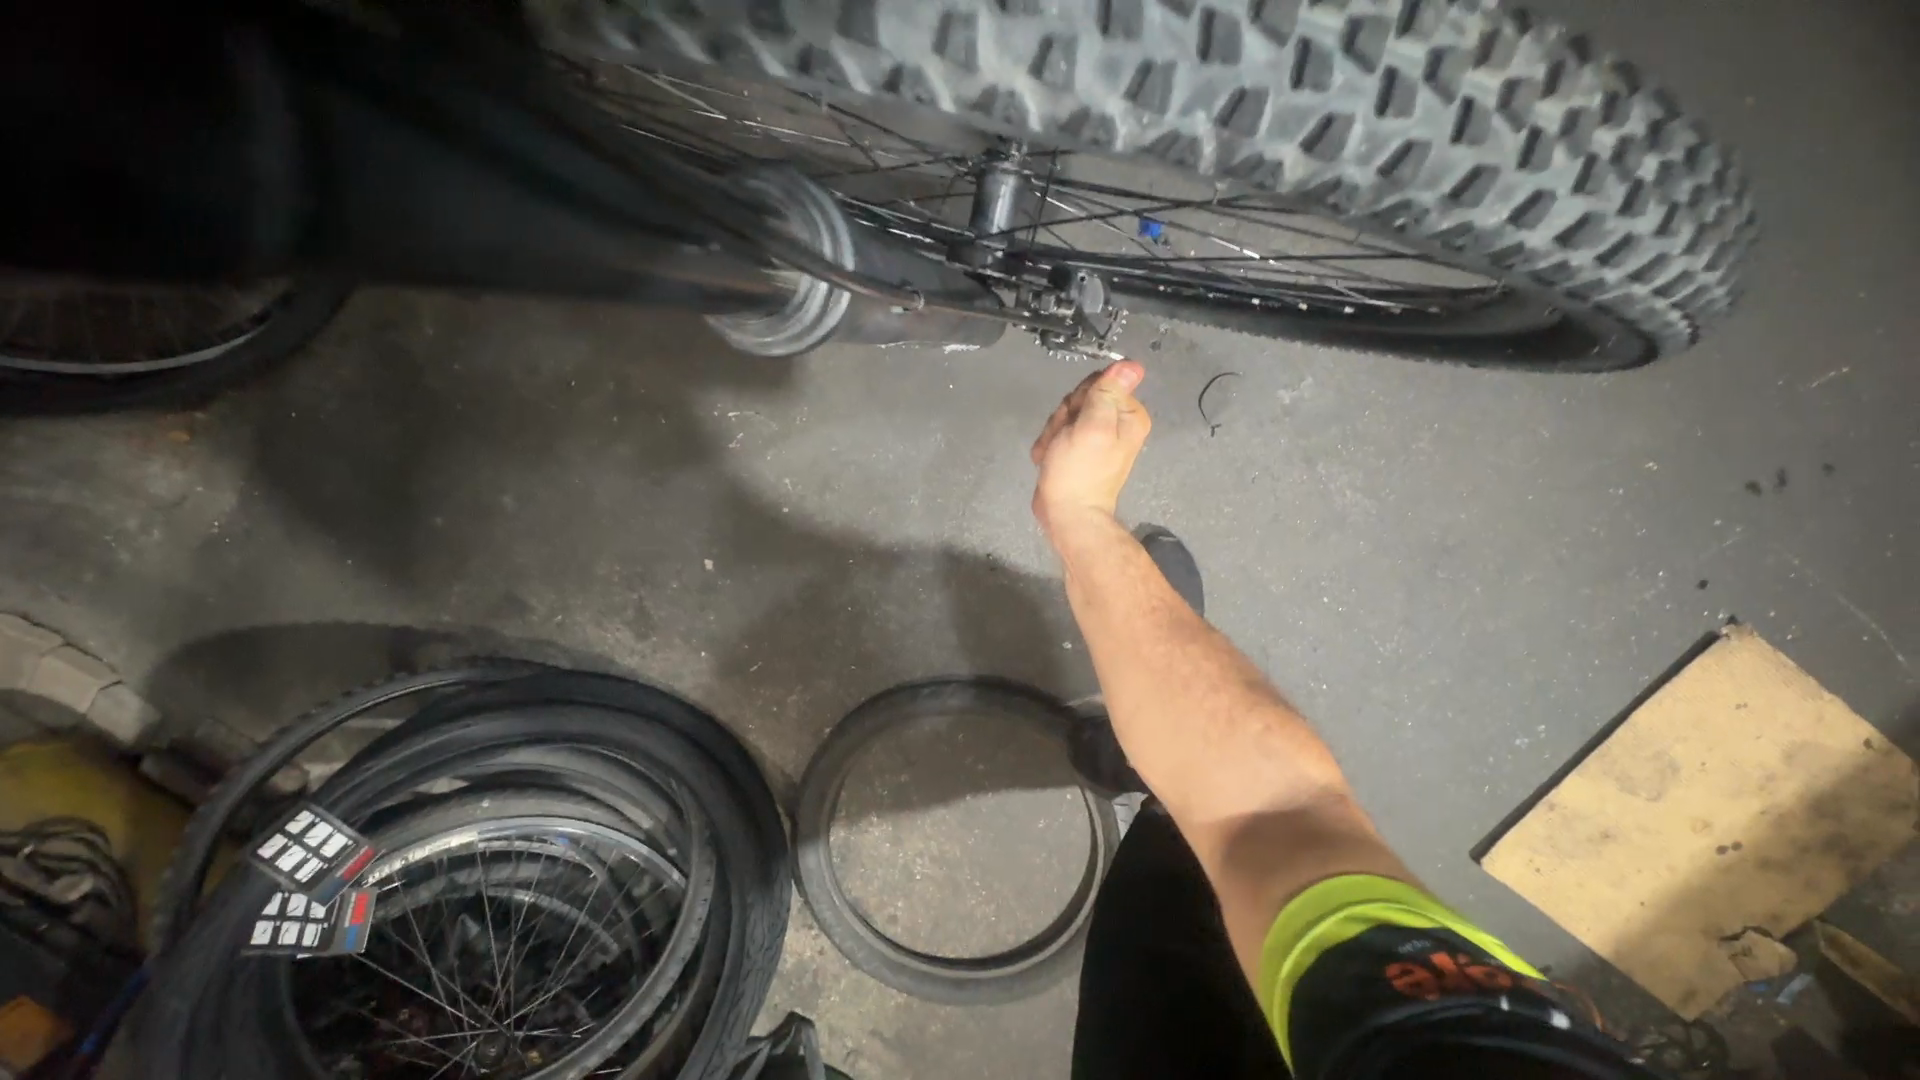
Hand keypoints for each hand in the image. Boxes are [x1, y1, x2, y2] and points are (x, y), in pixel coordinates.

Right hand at [1030, 361, 1149, 542]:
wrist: (1066, 514)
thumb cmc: (1079, 472)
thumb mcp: (1092, 427)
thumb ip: (1108, 393)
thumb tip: (1132, 364)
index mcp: (1128, 414)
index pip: (1101, 381)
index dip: (1080, 397)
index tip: (1076, 417)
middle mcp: (1116, 423)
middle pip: (1081, 398)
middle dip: (1064, 416)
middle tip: (1064, 438)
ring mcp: (1096, 436)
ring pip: (1065, 414)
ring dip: (1053, 431)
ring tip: (1055, 452)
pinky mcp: (1078, 448)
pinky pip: (1058, 432)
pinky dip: (1049, 444)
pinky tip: (1048, 458)